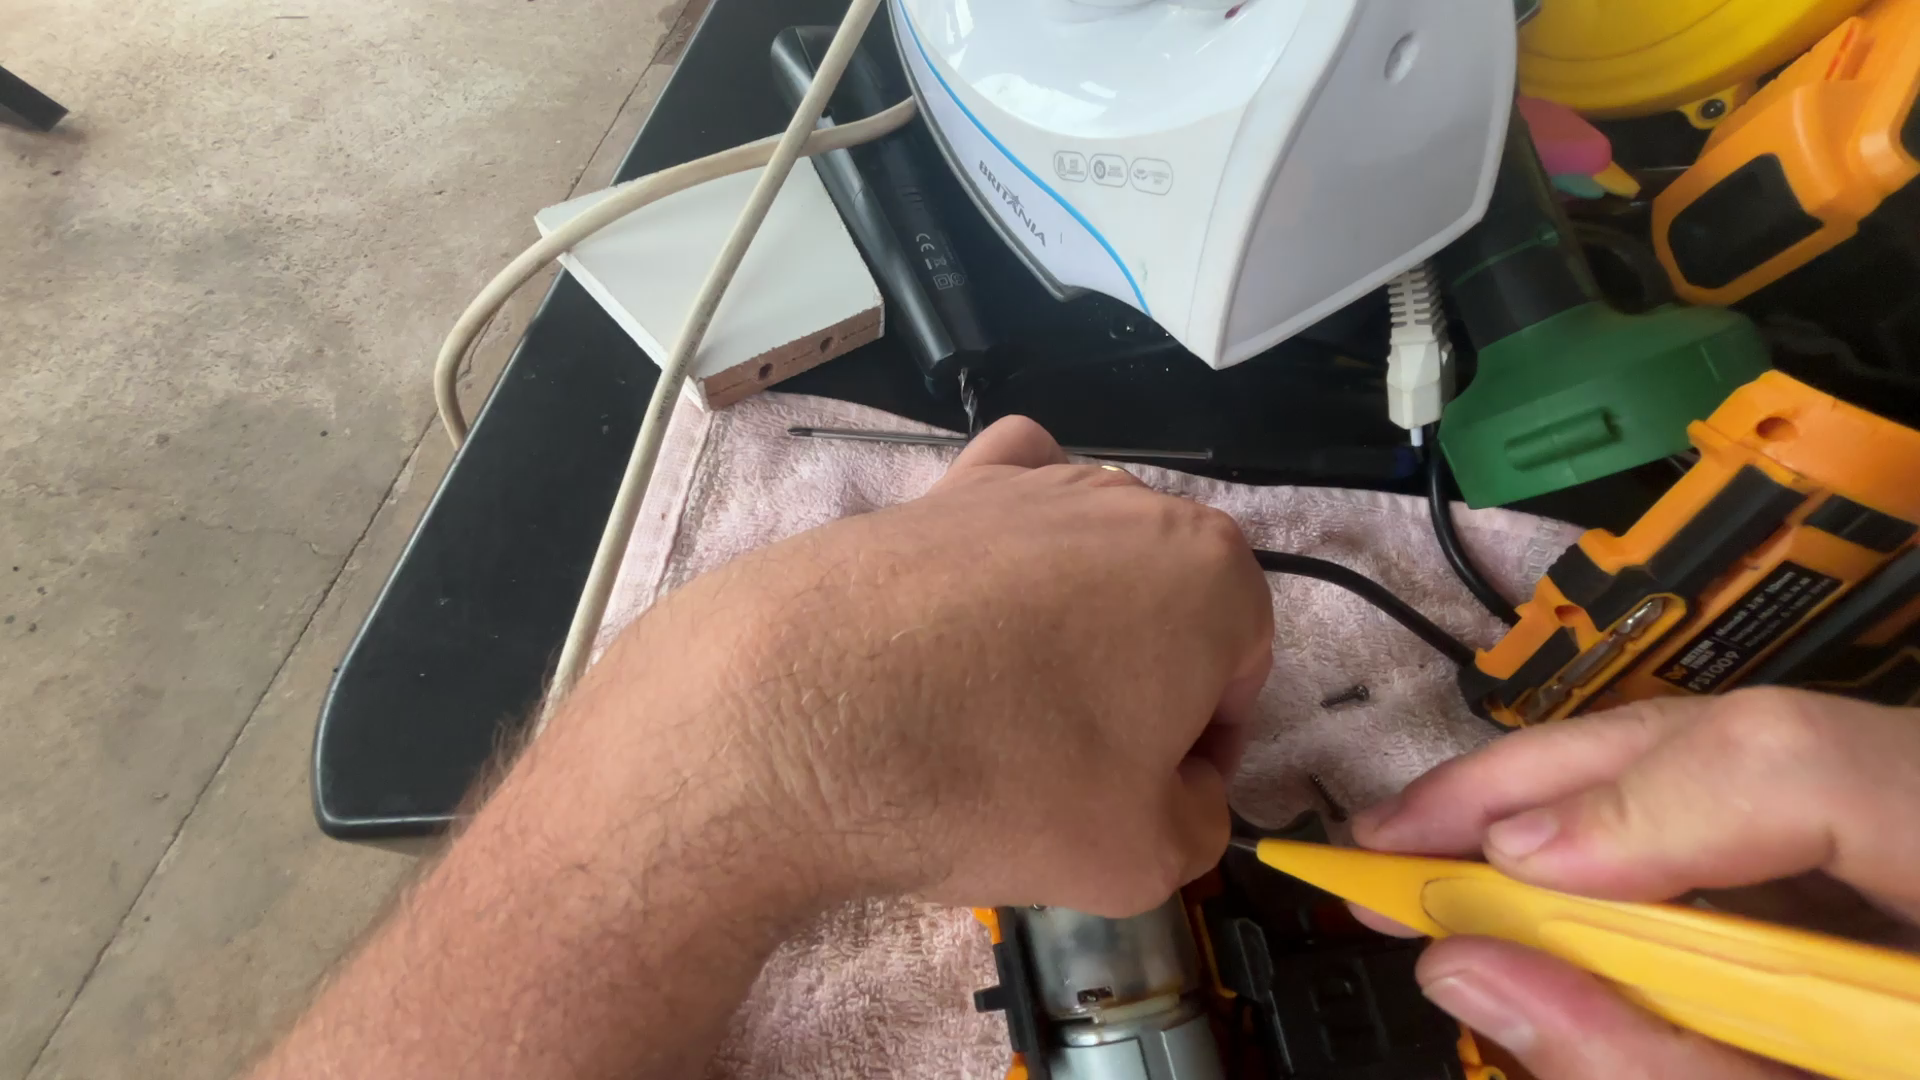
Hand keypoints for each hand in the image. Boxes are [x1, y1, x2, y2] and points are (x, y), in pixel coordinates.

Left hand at [565, 416, 1272, 918]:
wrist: (805, 712)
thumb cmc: (1000, 778)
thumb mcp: (1148, 855)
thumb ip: (1204, 817)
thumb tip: (1184, 784)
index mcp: (1210, 572)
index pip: (1242, 667)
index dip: (1205, 740)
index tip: (1152, 788)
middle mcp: (1131, 502)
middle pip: (1167, 608)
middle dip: (1144, 681)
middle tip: (1079, 756)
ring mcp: (1032, 480)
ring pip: (1092, 562)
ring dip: (1076, 624)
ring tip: (1006, 696)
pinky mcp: (949, 484)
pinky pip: (1012, 498)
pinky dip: (1017, 540)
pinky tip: (985, 591)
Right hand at [1352, 688, 1919, 1078]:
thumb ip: (1659, 1067)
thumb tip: (1462, 968)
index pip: (1796, 767)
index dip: (1631, 809)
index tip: (1499, 870)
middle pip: (1711, 735)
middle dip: (1523, 785)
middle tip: (1390, 841)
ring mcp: (1910, 796)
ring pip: (1697, 753)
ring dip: (1545, 801)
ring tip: (1430, 847)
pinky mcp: (1879, 821)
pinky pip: (1717, 797)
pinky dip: (1609, 831)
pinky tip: (1538, 870)